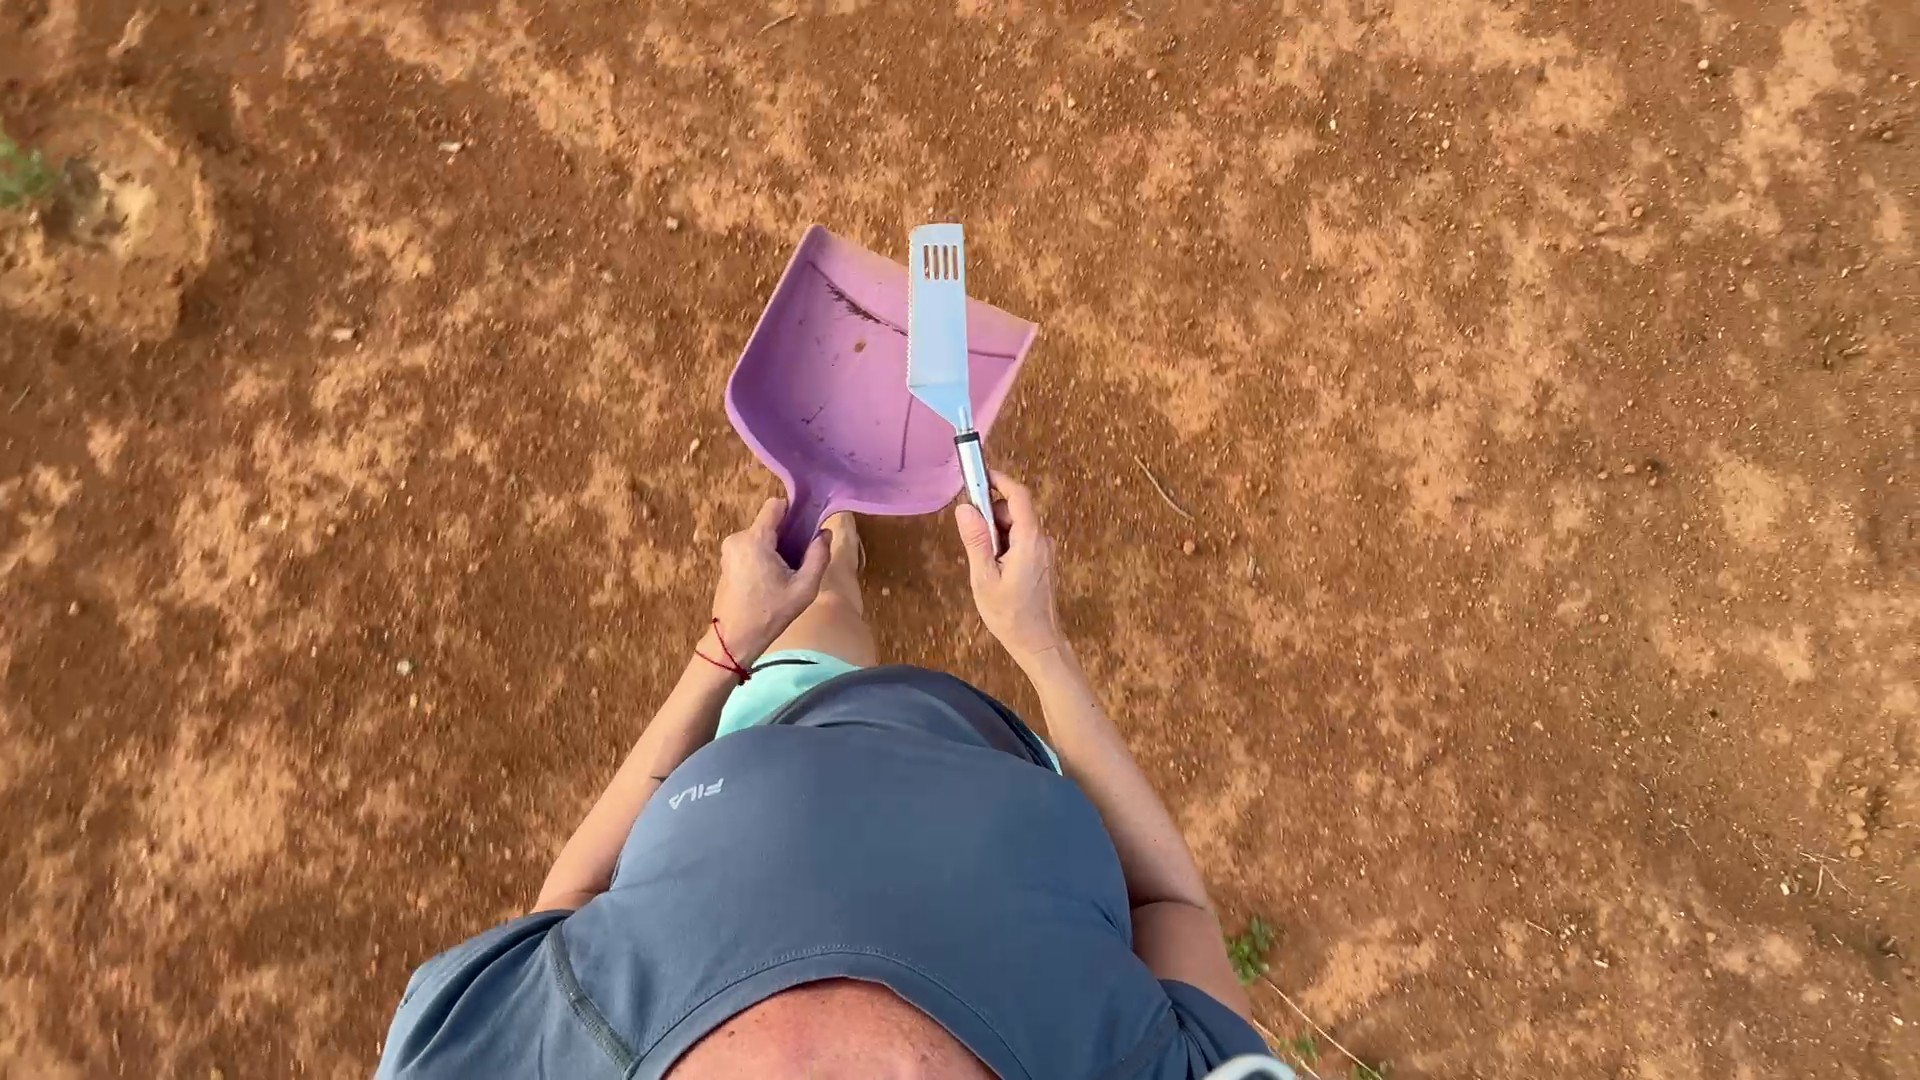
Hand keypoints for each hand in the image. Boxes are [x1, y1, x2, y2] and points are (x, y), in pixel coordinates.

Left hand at [709, 498, 831, 662]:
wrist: (734, 639)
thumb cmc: (770, 613)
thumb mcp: (804, 588)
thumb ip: (819, 556)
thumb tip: (825, 533)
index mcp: (755, 539)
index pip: (775, 505)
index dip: (794, 512)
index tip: (808, 528)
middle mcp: (738, 539)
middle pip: (770, 523)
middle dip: (787, 536)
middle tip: (799, 561)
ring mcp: (729, 551)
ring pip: (761, 537)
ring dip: (776, 549)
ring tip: (786, 575)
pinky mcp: (727, 562)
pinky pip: (751, 548)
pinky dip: (764, 557)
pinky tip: (771, 580)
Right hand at [954, 471, 1067, 670]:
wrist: (1038, 642)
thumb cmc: (1009, 614)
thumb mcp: (984, 578)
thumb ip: (976, 540)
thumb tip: (965, 508)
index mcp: (1029, 539)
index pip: (1018, 495)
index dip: (999, 480)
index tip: (978, 475)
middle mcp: (1042, 539)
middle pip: (1014, 509)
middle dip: (991, 515)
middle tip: (974, 542)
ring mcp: (1044, 549)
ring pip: (1016, 525)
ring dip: (996, 533)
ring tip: (986, 564)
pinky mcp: (1042, 560)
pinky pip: (1021, 539)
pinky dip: (1004, 544)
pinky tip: (996, 570)